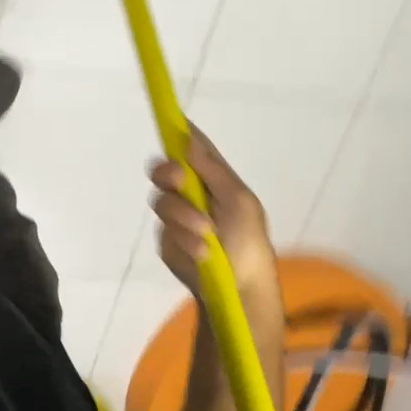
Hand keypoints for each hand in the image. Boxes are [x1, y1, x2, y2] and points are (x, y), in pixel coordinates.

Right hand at [149, 125, 274, 296]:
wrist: (239, 285)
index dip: (179, 133)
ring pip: (162, 201)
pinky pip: (164, 230)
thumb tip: (188, 139)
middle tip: (179, 183)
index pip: (191, 147)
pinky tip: (201, 251)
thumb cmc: (248, 239)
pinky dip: (183, 239)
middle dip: (168, 174)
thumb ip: (212, 171)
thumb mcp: (238, 201)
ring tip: (206, 236)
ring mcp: (176, 215)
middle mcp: (189, 191)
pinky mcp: (167, 238)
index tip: (170, 124)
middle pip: (164, 170)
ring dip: (184, 217)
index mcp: (212, 177)